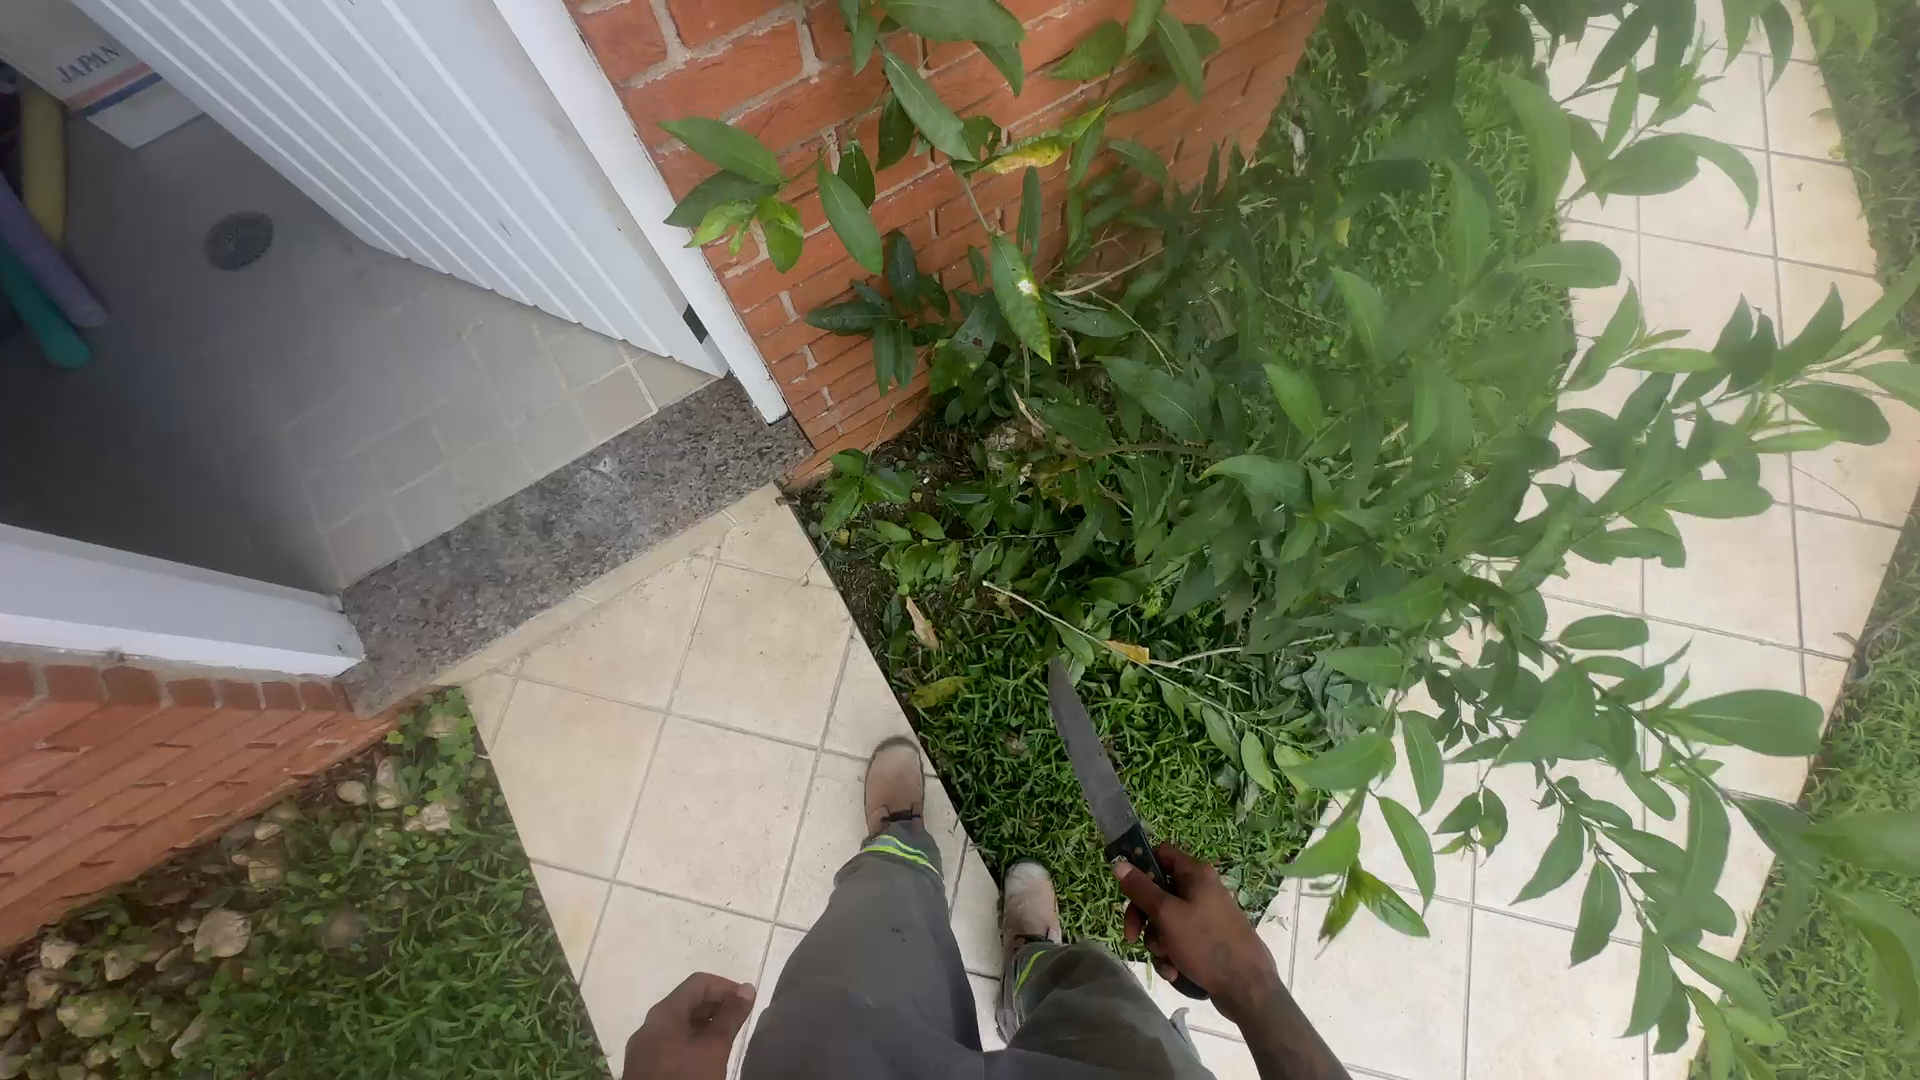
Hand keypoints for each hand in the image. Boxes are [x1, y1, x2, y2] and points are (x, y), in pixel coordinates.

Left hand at [623, 972, 755, 1079]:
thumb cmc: (686, 1079)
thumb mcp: (715, 1048)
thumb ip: (731, 1016)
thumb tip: (747, 989)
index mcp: (663, 1013)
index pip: (699, 983)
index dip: (726, 987)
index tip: (746, 1003)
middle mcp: (648, 1025)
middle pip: (687, 1001)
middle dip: (716, 1006)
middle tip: (738, 1020)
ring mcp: (643, 1049)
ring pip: (679, 1025)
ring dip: (705, 1026)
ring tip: (725, 1040)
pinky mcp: (642, 1069)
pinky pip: (670, 1043)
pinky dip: (690, 1042)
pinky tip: (703, 1058)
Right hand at [1113, 843, 1280, 1023]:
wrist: (1248, 990)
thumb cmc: (1206, 943)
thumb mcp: (1167, 914)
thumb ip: (1140, 889)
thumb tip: (1119, 863)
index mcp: (1195, 873)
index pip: (1160, 854)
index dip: (1141, 867)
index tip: (1126, 889)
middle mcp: (1201, 889)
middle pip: (1159, 892)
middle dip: (1144, 918)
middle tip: (1132, 936)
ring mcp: (1206, 916)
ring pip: (1166, 920)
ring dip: (1158, 942)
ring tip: (1166, 960)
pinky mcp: (1209, 940)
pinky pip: (1180, 940)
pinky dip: (1173, 955)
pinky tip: (1175, 972)